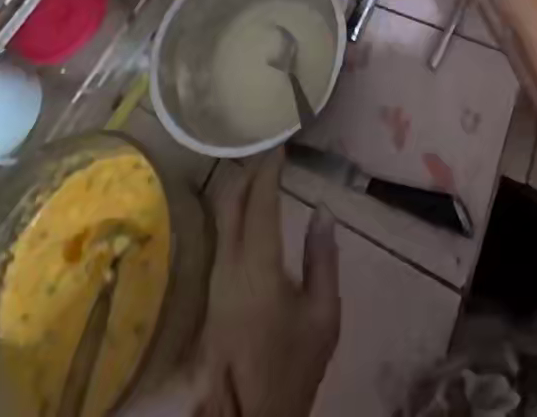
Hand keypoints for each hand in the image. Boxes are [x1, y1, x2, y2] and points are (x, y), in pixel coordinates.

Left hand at [193, 151, 339, 416]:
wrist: (247, 413)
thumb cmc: (292, 364)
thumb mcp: (323, 315)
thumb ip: (323, 258)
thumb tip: (322, 212)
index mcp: (258, 266)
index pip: (259, 203)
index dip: (269, 170)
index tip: (281, 146)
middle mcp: (228, 263)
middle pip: (229, 202)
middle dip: (247, 171)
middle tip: (270, 152)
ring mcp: (215, 276)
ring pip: (221, 216)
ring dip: (238, 189)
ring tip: (262, 171)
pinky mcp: (212, 289)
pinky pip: (221, 233)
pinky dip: (235, 210)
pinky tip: (249, 208)